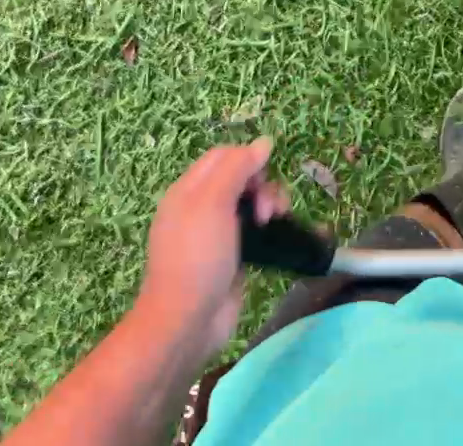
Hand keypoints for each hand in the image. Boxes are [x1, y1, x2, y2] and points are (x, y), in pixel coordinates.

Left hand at [138, 138, 289, 354]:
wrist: (188, 321)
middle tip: (267, 208)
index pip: (223, 156)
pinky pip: (255, 228)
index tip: (262, 178)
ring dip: (269, 203)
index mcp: (188, 190)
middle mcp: (201, 208)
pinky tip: (274, 234)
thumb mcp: (213, 203)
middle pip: (240, 177)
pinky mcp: (233, 255)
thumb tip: (264, 142)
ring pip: (251, 202)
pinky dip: (268, 226)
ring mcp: (217, 233)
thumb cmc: (197, 257)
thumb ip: (237, 168)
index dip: (247, 159)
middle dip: (261, 184)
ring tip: (273, 221)